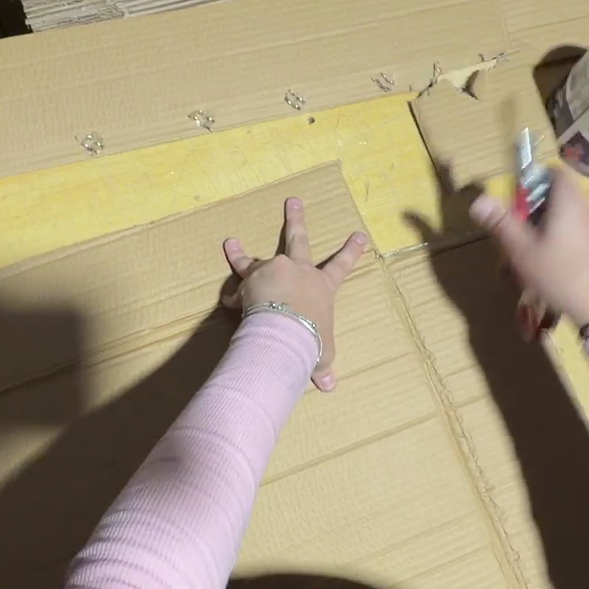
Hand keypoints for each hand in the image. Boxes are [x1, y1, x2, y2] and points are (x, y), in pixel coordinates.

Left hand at [223, 197, 367, 391]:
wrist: (286, 331)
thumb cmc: (311, 340)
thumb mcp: (321, 355)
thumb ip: (322, 366)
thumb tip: (330, 388)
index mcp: (322, 286)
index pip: (342, 266)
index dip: (352, 251)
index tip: (359, 235)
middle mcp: (299, 271)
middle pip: (299, 239)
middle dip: (296, 219)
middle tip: (293, 201)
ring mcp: (273, 270)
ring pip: (255, 259)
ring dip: (240, 252)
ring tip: (230, 241)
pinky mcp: (251, 278)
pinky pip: (238, 286)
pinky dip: (234, 294)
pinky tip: (229, 300)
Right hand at [470, 169, 588, 328]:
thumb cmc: (558, 274)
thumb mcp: (522, 250)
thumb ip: (501, 222)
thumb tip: (479, 200)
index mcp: (570, 201)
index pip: (553, 172)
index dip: (532, 181)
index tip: (516, 202)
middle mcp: (587, 206)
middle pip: (556, 195)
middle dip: (532, 211)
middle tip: (515, 233)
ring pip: (564, 215)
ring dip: (542, 228)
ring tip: (526, 253)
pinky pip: (575, 229)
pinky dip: (557, 238)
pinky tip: (546, 263)